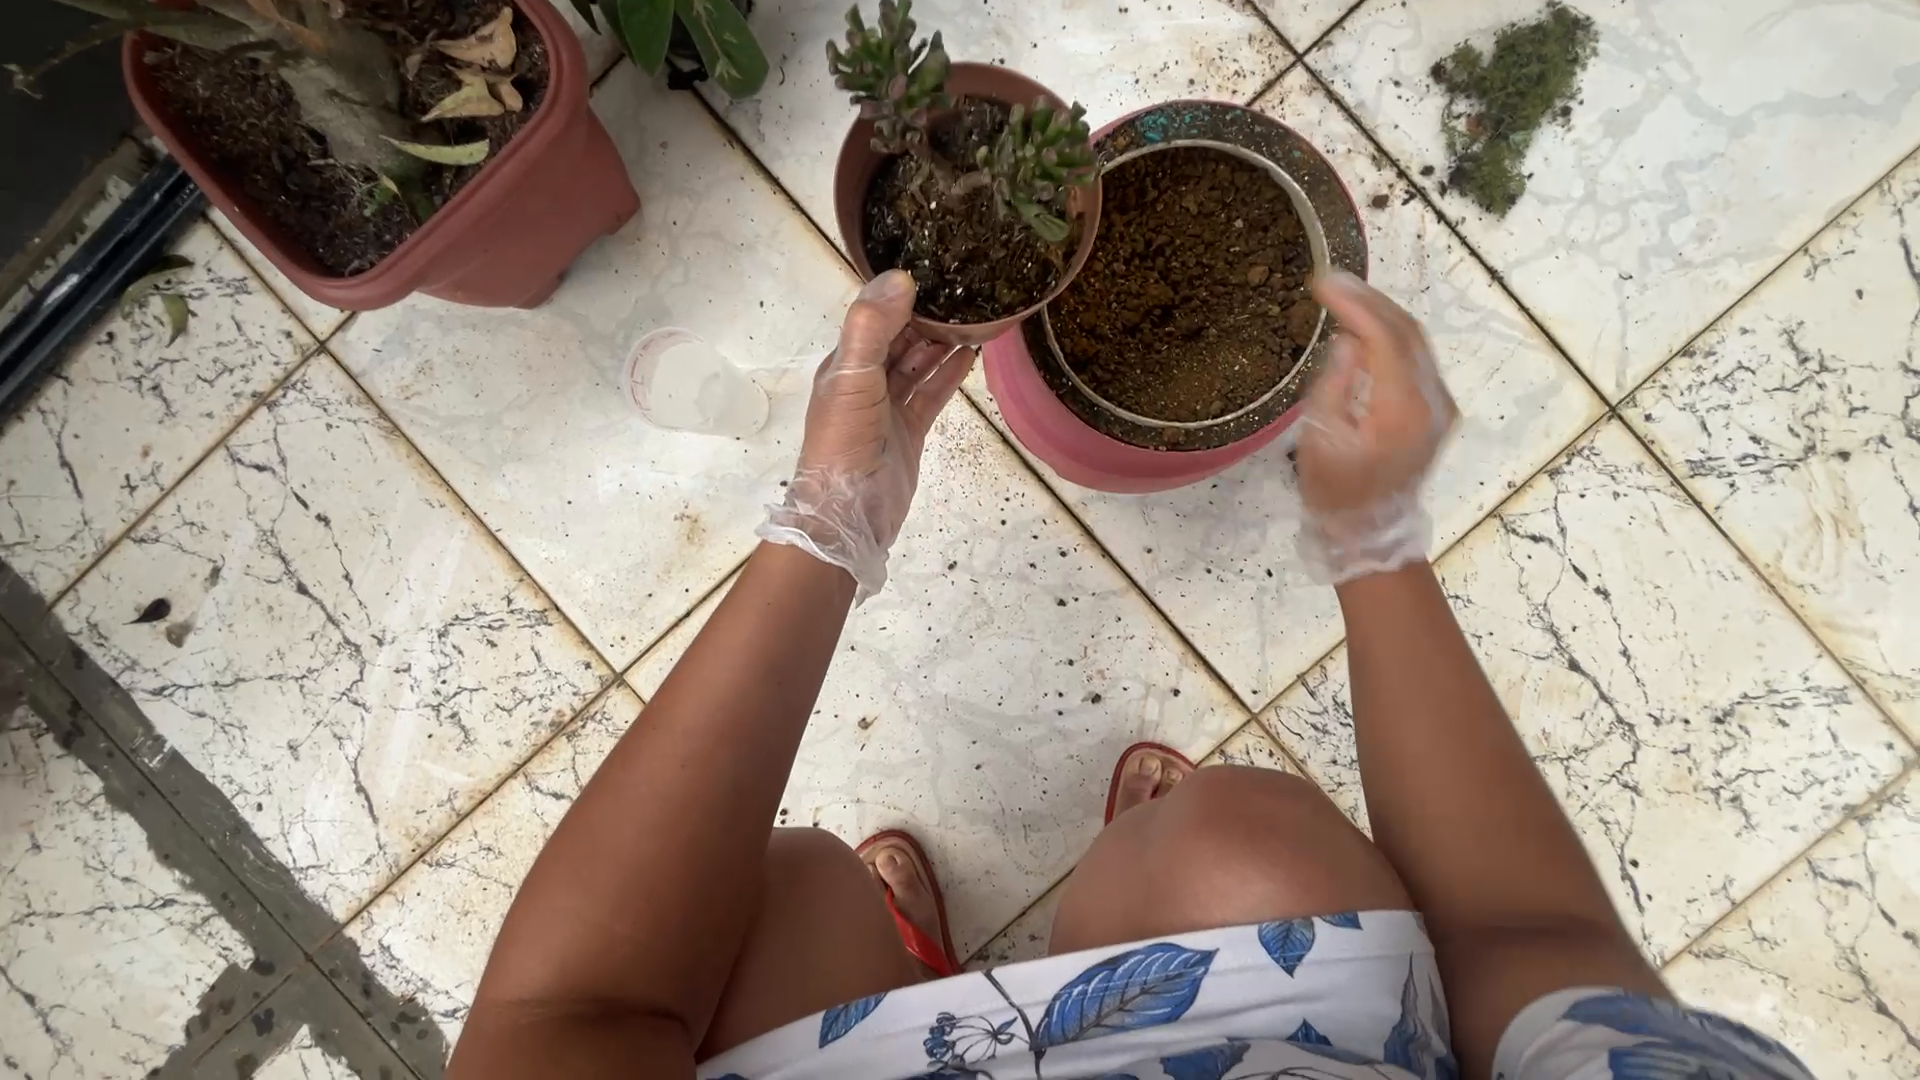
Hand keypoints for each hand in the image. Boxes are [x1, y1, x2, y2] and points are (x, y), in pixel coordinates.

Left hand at [756, 270, 974, 600]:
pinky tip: (972, 354)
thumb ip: (873, 327)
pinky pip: (932, 393)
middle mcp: (866, 378)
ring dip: (943, 341)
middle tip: (968, 287)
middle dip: (929, 314)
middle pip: (901, 337)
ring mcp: (889, 406)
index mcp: (845, 361)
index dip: (904, 293)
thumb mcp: (852, 377)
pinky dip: (950, 374)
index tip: (938, 266)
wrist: (849, 513)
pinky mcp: (910, 429)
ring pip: (920, 363)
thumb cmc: (844, 442)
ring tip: (977, 314)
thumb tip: (903, 277)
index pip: (876, 316)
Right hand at [1294, 271, 1456, 583]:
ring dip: (1379, 317)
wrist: (1370, 533)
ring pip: (1415, 343)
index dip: (1355, 305)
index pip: (1384, 338)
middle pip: (1407, 332)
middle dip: (1369, 301)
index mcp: (1401, 409)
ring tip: (1343, 297)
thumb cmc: (1335, 492)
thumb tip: (1347, 342)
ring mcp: (1441, 405)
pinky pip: (1414, 362)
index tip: (1322, 284)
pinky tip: (1361, 333)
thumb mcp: (1318, 439)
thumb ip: (1334, 384)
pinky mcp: (1437, 410)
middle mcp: (1433, 400)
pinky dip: (1387, 339)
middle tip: (1332, 281)